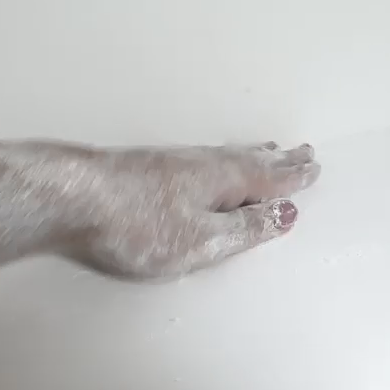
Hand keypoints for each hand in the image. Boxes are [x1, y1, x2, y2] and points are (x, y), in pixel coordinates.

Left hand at [68, 143, 320, 278]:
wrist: (74, 197)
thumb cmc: (139, 225)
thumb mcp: (202, 241)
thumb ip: (245, 229)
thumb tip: (286, 214)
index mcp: (224, 180)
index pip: (270, 178)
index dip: (293, 177)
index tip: (314, 169)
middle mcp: (205, 163)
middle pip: (252, 159)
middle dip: (280, 159)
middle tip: (303, 151)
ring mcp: (177, 162)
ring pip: (229, 155)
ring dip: (255, 153)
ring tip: (269, 148)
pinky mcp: (153, 167)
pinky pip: (207, 158)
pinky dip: (226, 157)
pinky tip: (215, 161)